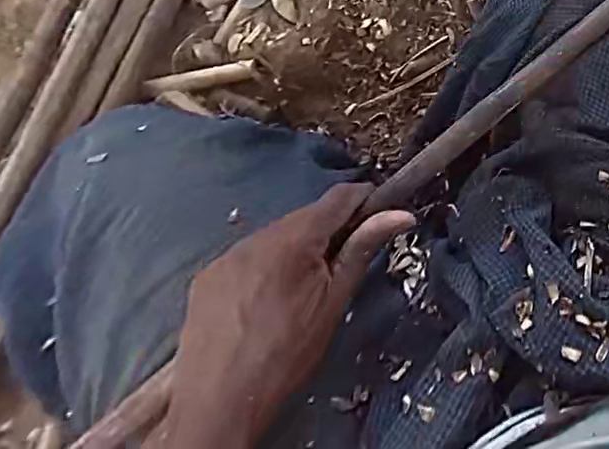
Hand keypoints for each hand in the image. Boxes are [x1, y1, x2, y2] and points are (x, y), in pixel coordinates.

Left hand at [154, 184, 414, 448]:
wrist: (216, 411)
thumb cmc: (288, 354)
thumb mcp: (336, 299)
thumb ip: (364, 247)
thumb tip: (402, 213)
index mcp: (292, 241)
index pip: (339, 196)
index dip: (365, 200)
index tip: (379, 216)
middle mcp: (255, 239)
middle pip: (308, 214)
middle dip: (331, 227)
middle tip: (343, 259)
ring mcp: (226, 258)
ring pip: (279, 232)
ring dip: (300, 244)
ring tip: (306, 281)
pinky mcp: (206, 278)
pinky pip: (251, 253)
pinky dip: (270, 261)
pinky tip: (271, 293)